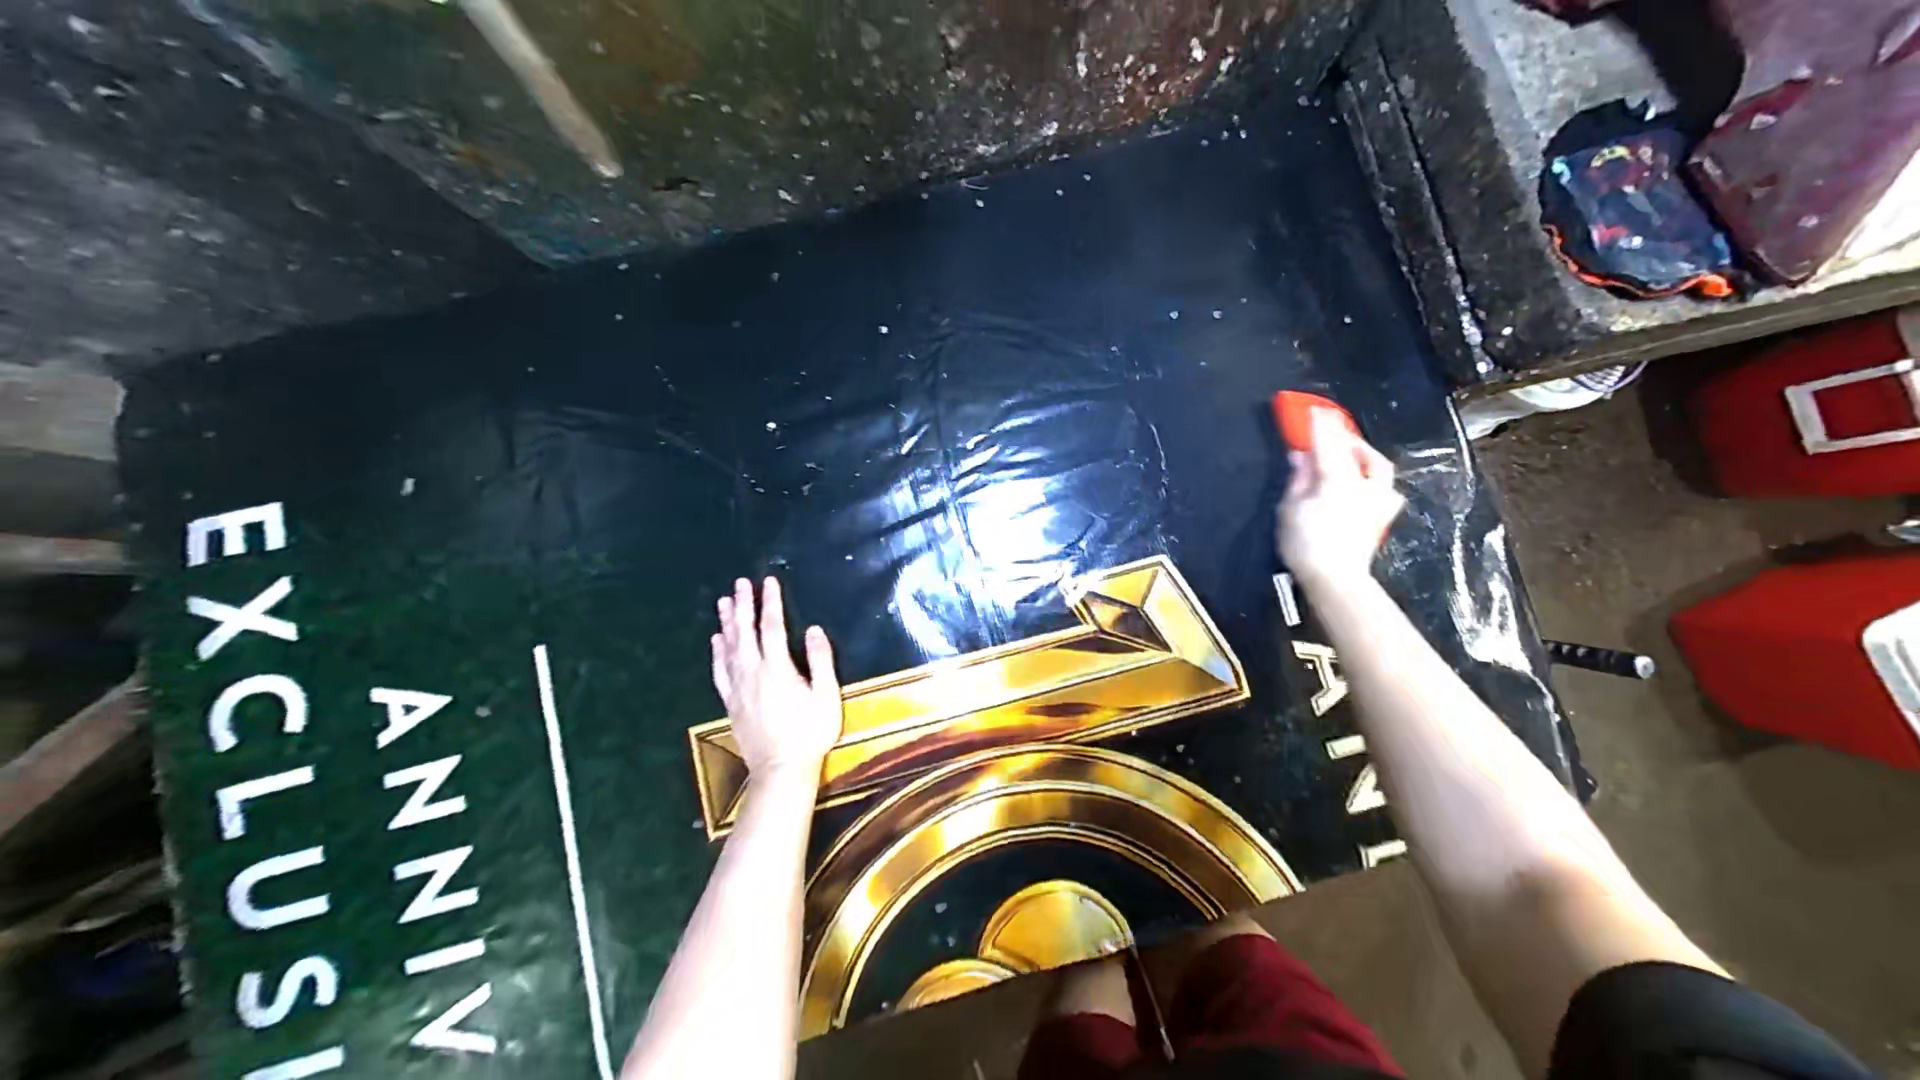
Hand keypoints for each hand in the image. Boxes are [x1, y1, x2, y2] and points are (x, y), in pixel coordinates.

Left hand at [712, 577, 843, 782]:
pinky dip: (716, 653)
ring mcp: (738, 688)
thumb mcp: (827, 696)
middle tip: (740, 583)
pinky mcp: (730, 702)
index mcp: (778, 668)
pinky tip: (716, 641)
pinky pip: (719, 671)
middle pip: (745, 632)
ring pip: (728, 648)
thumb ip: (820, 660)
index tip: (768, 581)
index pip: (772, 627)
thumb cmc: (810, 733)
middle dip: (742, 605)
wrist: (780, 769)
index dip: (770, 602)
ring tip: (723, 602)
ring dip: (726, 623)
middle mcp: (753, 672)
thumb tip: (814, 629)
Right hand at [1276, 407, 1404, 590]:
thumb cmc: (1306, 544)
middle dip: (1344, 437)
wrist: (1335, 580)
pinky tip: (1364, 481)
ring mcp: (1377, 501)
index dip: (1319, 425)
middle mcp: (1363, 484)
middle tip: (1332, 428)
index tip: (1314, 409)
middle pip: (1356, 451)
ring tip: (1351, 450)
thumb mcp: (1290, 509)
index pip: (1327, 443)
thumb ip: (1298, 479)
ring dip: (1364, 454)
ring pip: (1377, 467)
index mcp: (1337, 479)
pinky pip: (1382, 487)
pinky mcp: (1381, 516)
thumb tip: (1300, 456)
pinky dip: (1372, 477)